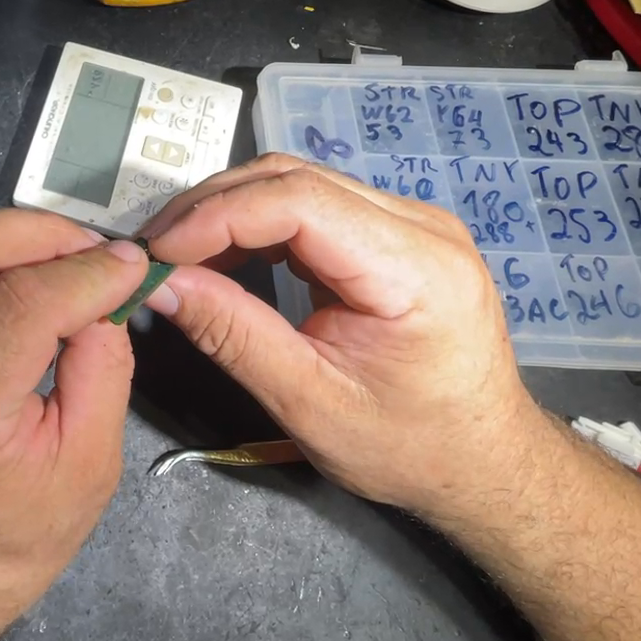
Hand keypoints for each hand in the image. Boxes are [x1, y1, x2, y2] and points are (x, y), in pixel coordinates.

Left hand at [0, 210, 151, 640]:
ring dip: (16, 239)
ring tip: (67, 262)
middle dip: (43, 231)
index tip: (132, 264)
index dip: (86, 272)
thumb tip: (104, 288)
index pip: (21, 302)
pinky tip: (26, 283)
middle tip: (95, 249)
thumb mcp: (88, 467)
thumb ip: (104, 367)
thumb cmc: (10, 536)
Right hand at [139, 154, 546, 521]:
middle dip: (211, 206)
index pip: (300, 202)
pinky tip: (222, 253)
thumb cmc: (409, 447)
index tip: (159, 253)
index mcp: (416, 268)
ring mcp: (407, 219)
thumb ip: (232, 335)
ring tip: (177, 252)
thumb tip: (158, 283)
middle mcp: (418, 223)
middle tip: (154, 250)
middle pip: (292, 178)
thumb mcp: (310, 404)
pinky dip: (252, 222)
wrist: (486, 461)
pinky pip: (306, 203)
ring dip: (226, 209)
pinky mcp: (388, 228)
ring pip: (293, 181)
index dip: (218, 216)